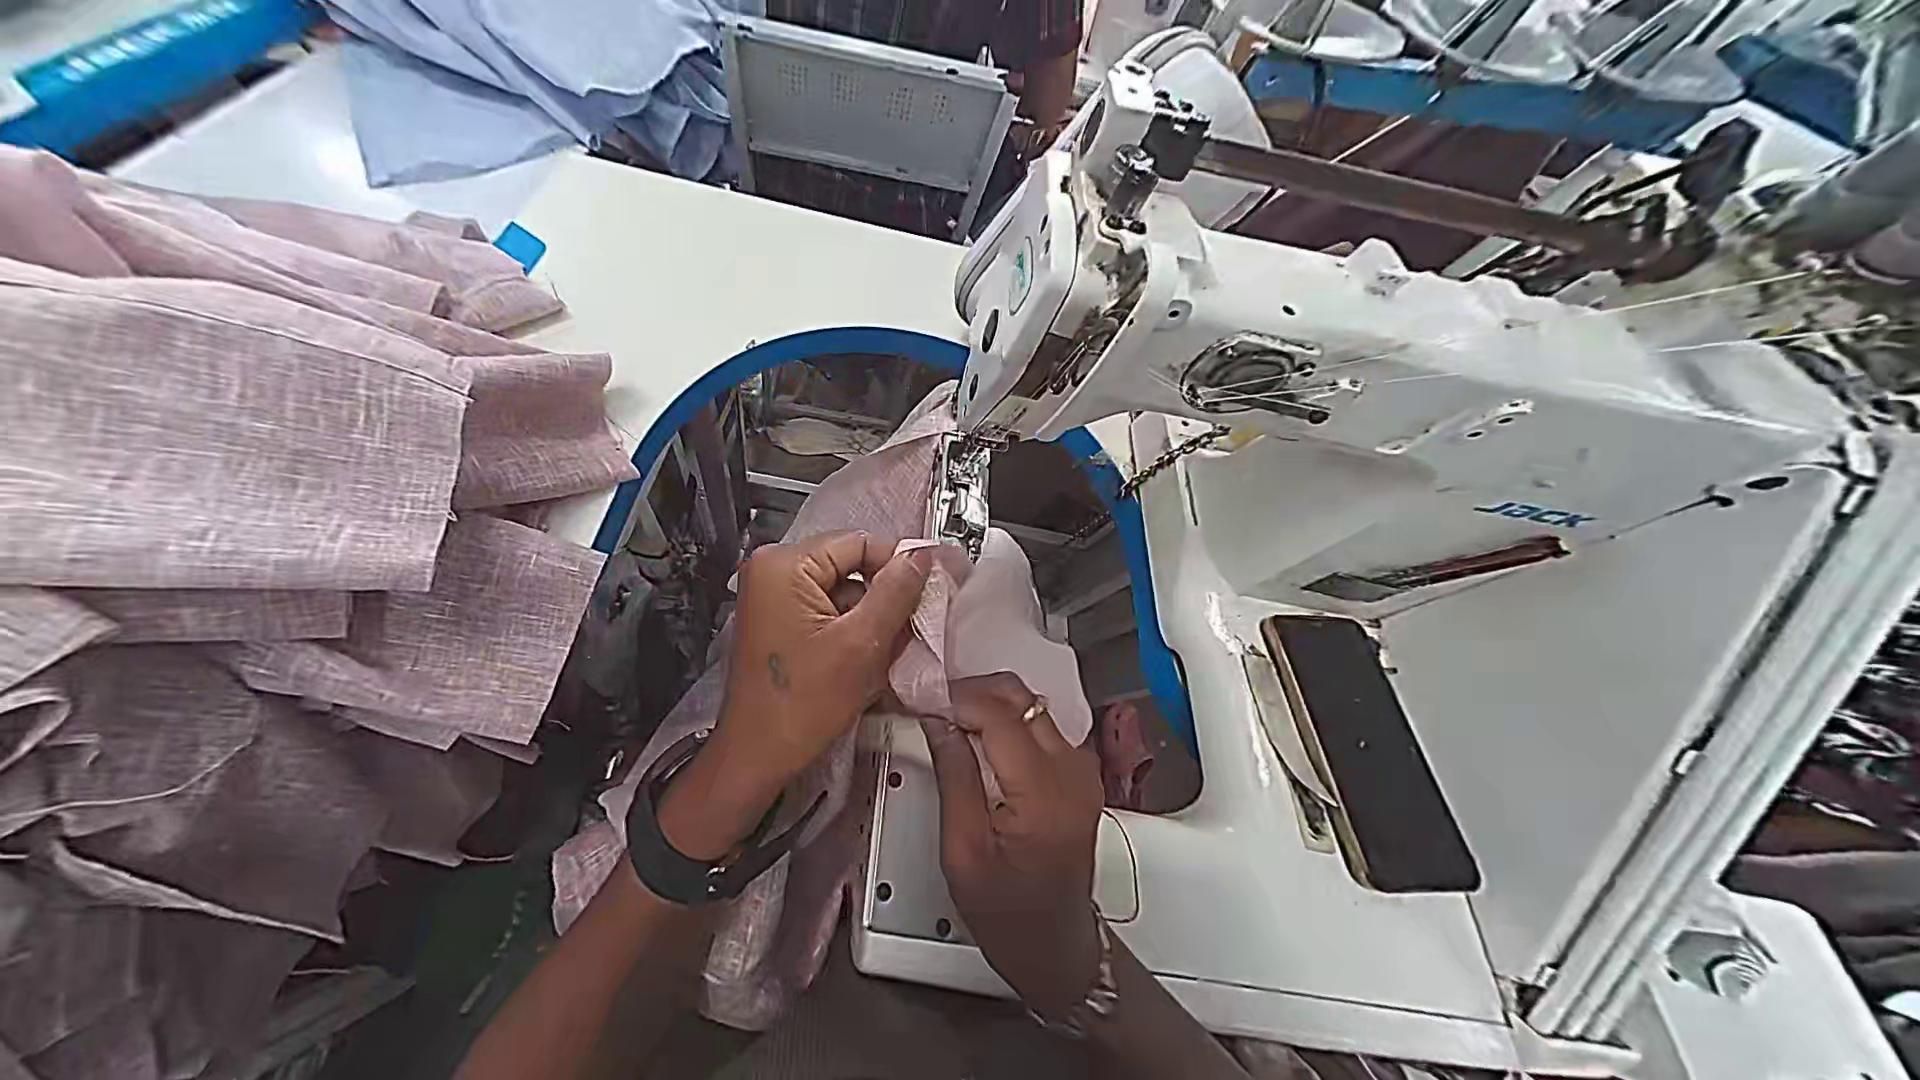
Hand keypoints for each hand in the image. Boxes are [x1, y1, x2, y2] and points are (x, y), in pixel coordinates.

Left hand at [659, 532, 929, 858]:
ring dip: (870, 617)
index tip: (923, 595)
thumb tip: (922, 557)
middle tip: (903, 631)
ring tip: (879, 652)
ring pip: (844, 589)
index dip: (897, 568)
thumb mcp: (862, 643)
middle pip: (852, 564)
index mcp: (784, 565)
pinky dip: (851, 628)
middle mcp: (772, 570)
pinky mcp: (779, 617)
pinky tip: (861, 659)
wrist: (757, 755)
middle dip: (882, 597)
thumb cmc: (800, 706)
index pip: (861, 543)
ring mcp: (773, 594)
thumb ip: (897, 592)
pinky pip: (828, 608)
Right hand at [923, 672, 1106, 1017]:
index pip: (1000, 717)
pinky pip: (1043, 725)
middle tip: (936, 705)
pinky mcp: (1081, 773)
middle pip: (1022, 698)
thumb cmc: (1008, 913)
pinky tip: (981, 736)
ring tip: (952, 719)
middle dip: (974, 692)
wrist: (1057, 944)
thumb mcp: (963, 850)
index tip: (924, 700)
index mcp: (1045, 794)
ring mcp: (1083, 769)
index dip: (958, 701)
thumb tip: (939, 723)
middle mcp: (1073, 772)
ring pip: (1033, 705)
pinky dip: (1010, 720)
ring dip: (992, 703)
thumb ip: (954, 777)